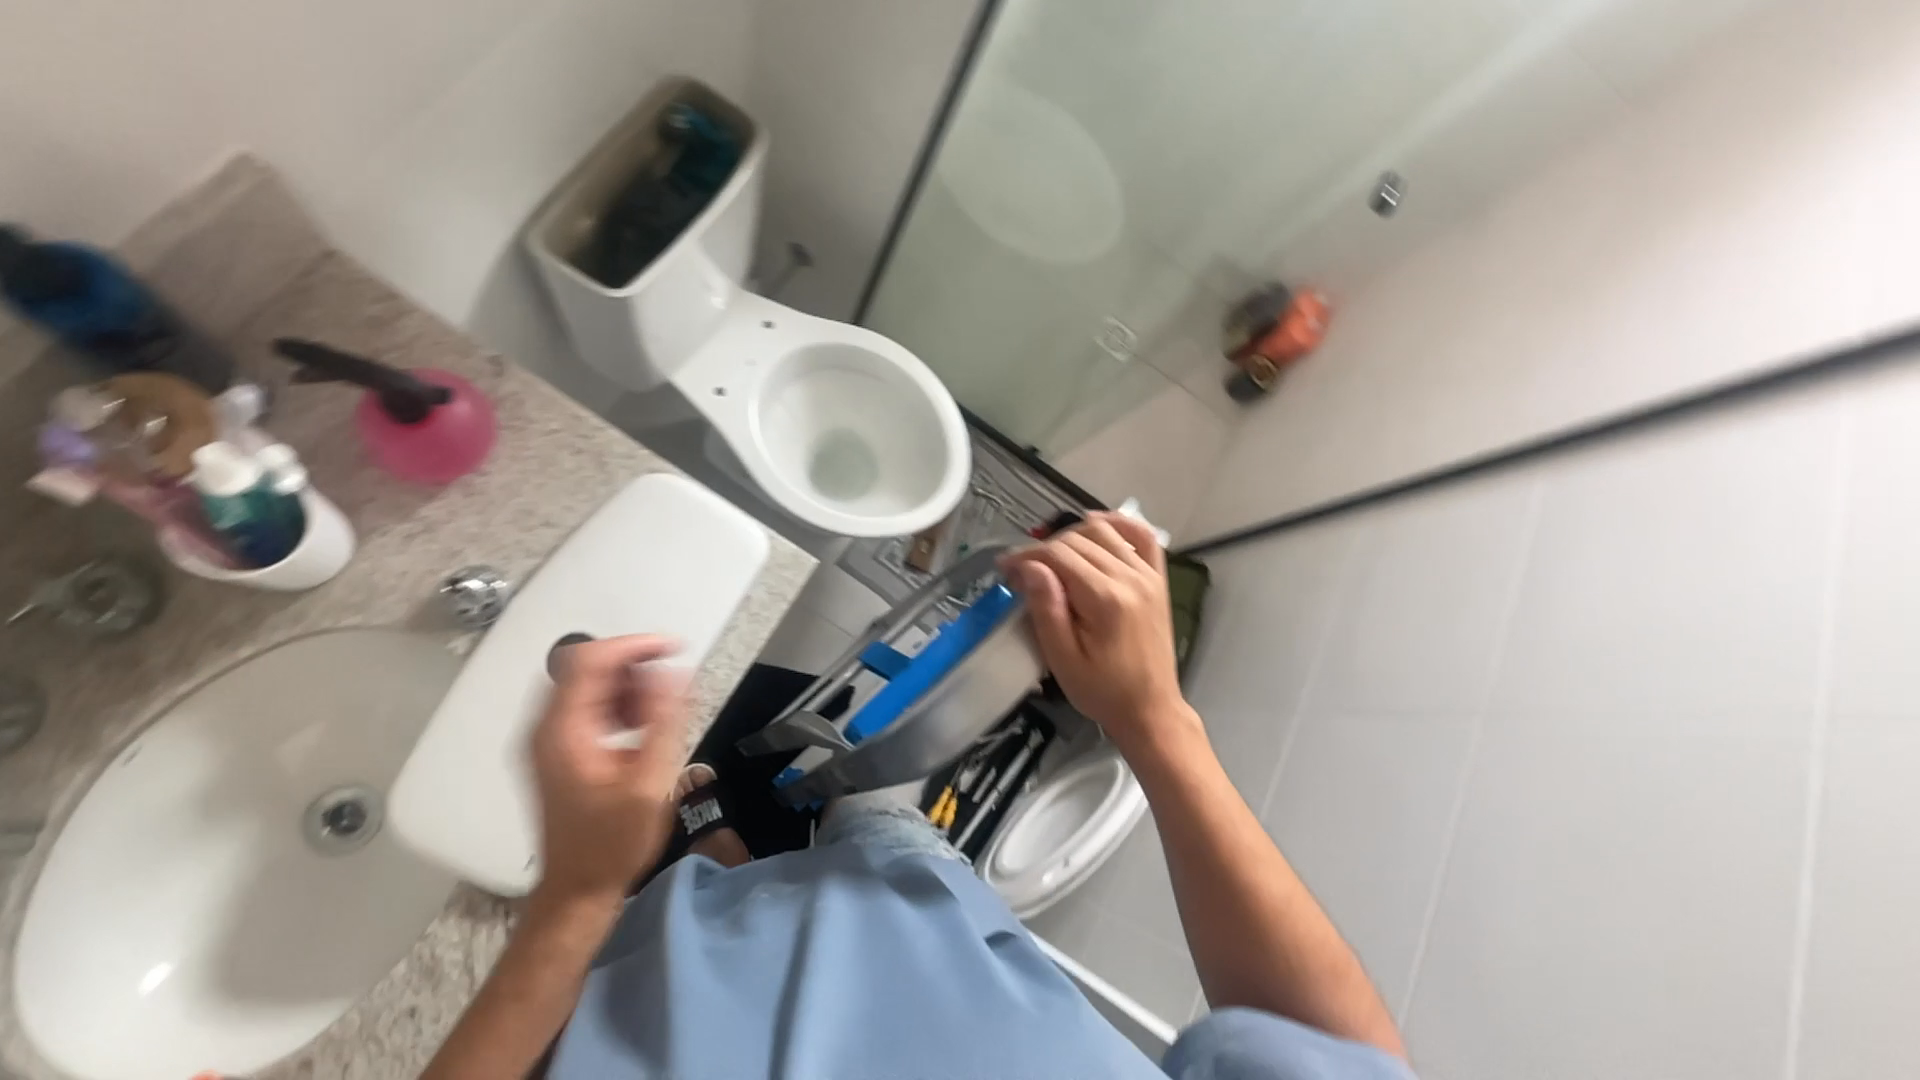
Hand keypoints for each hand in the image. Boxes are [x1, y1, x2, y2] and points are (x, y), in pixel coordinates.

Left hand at [528, 635, 687, 906]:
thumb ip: (663, 723)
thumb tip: (674, 675)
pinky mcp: (560, 753)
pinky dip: (621, 708)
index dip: (634, 646)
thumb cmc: (611, 844)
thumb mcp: (649, 783)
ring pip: (589, 687)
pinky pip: (590, 709)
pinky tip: (644, 732)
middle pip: (587, 669)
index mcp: (561, 731)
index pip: (590, 660)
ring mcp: (549, 741)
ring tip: (661, 717)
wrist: (578, 890)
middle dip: (635, 670)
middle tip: (671, 692)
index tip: (673, 649)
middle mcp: (546, 729)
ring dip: (630, 690)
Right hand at [1001, 513, 1204, 760]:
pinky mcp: (1158, 581)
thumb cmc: (1102, 691)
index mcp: (1105, 599)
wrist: (1150, 710)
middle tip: (1021, 570)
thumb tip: (1031, 567)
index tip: (1004, 568)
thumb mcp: (1063, 659)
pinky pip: (1143, 537)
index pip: (1058, 555)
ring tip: (1050, 555)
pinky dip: (1120, 524)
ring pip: (1105, 532)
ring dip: (1073, 535)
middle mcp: (1130, 577)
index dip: (1026, 556)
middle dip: (1043, 548)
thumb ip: (1047, 609)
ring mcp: (1148, 576)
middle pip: (1078, 540)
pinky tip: (1097, 525)